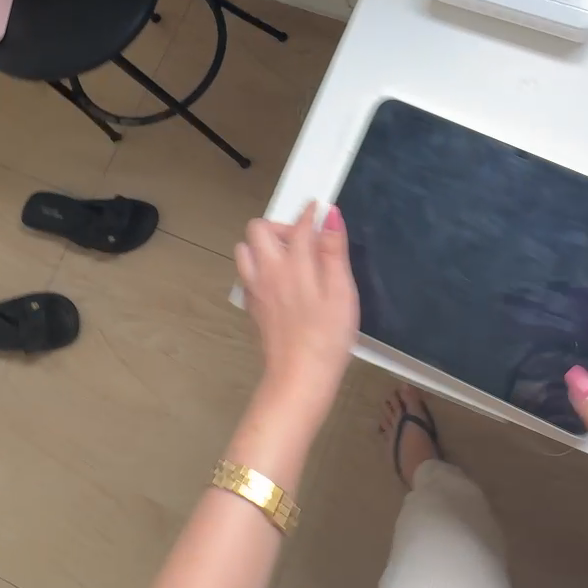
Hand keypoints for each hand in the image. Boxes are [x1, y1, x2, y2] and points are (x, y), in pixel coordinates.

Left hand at [236, 202, 359, 413]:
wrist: (299, 378)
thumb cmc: (327, 335)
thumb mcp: (341, 290)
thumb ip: (333, 249)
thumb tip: (330, 214)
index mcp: (292, 263)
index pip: (298, 225)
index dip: (311, 213)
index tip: (320, 209)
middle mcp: (267, 271)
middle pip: (259, 230)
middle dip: (280, 225)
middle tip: (304, 240)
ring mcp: (256, 289)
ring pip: (245, 251)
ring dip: (264, 245)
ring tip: (290, 258)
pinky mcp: (253, 307)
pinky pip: (247, 274)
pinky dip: (260, 267)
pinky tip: (281, 282)